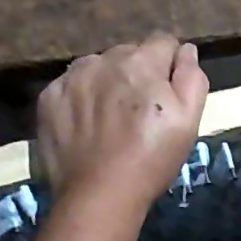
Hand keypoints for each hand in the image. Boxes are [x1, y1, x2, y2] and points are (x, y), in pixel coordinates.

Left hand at [35, 34, 208, 207]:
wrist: (99, 196)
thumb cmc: (150, 162)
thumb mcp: (188, 123)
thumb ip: (192, 79)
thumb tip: (185, 51)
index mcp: (142, 61)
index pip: (163, 44)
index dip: (168, 68)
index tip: (166, 97)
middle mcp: (104, 59)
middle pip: (127, 56)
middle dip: (134, 77)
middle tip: (135, 118)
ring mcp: (72, 78)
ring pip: (95, 69)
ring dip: (104, 86)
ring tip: (107, 124)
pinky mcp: (49, 100)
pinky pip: (68, 88)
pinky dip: (77, 103)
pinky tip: (84, 130)